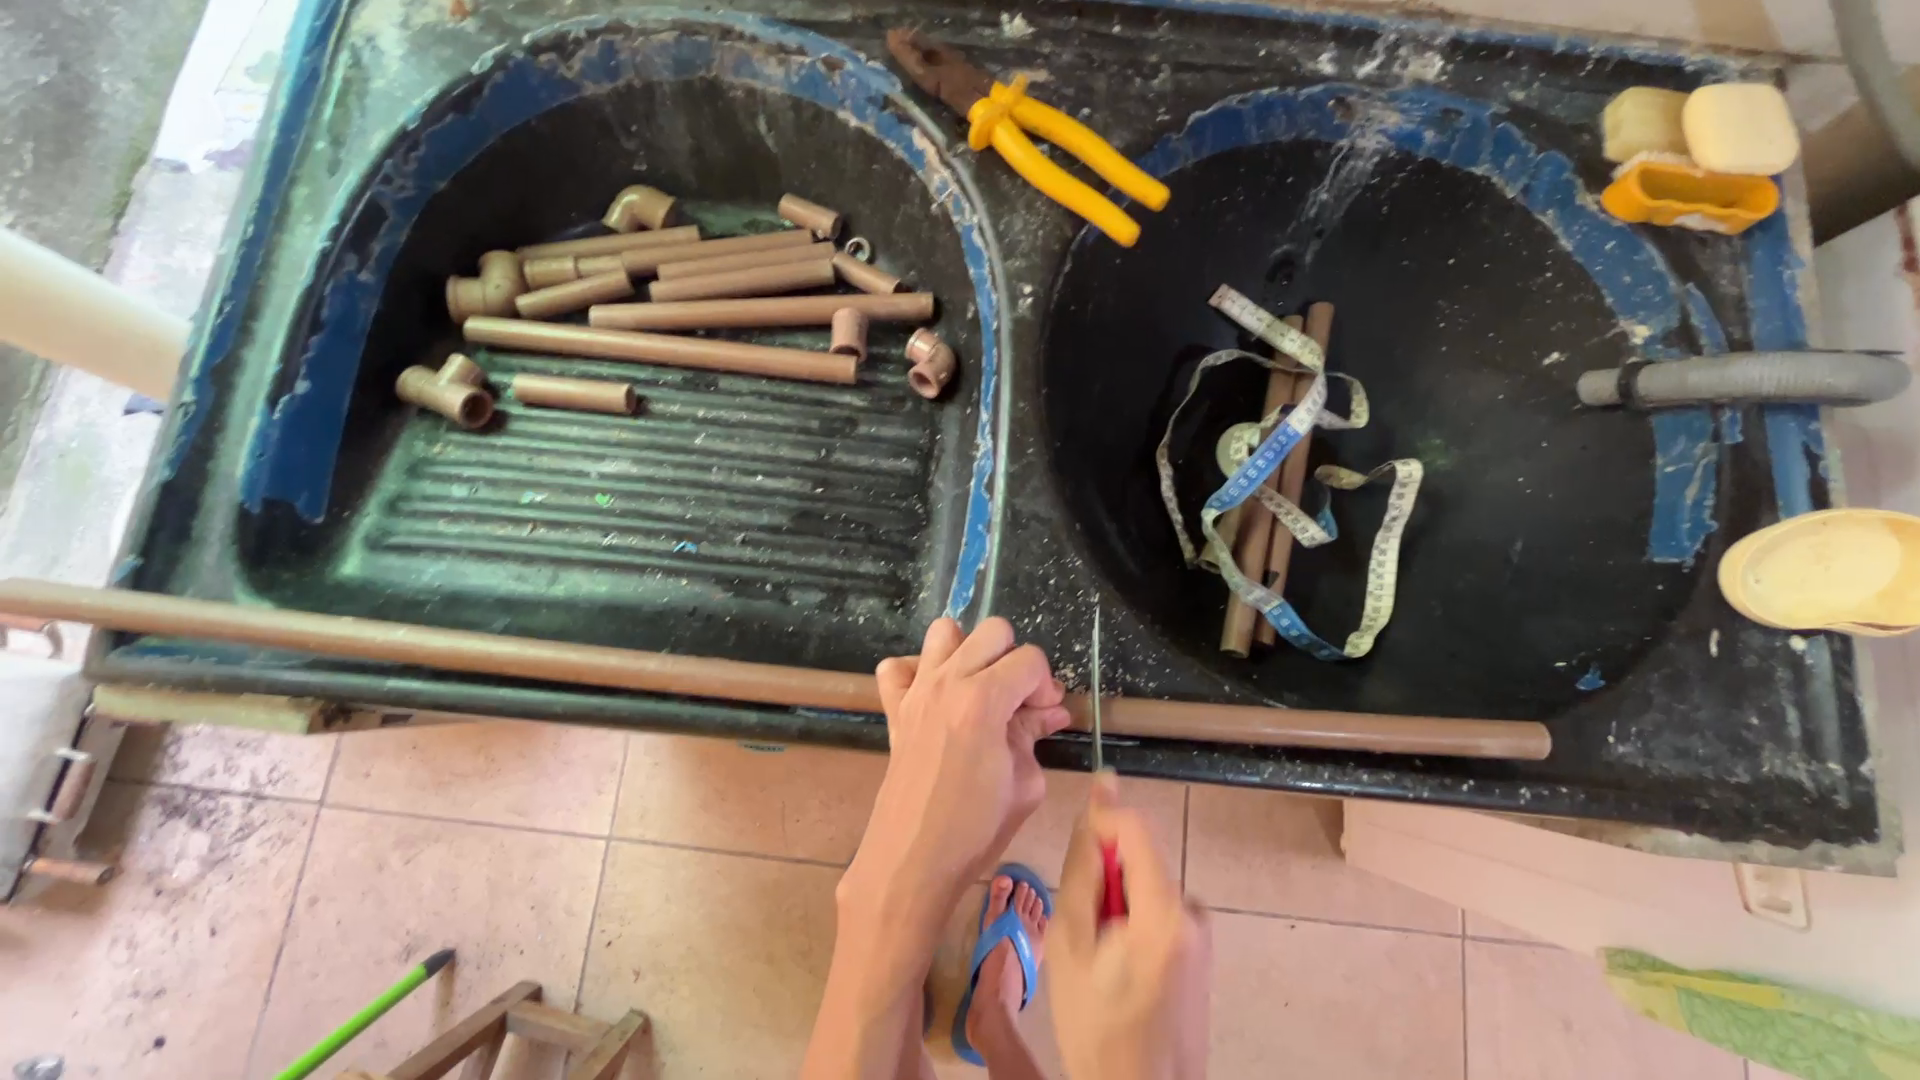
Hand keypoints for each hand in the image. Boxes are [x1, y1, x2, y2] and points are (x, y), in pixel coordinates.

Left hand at [842, 617, 1070, 923]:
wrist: (914, 859)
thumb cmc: (976, 829)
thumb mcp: (1025, 783)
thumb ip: (1034, 735)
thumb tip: (1051, 711)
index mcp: (983, 700)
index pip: (1030, 659)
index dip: (1046, 684)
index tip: (1046, 715)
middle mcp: (947, 682)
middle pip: (992, 631)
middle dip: (1014, 660)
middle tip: (1019, 701)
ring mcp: (916, 691)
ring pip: (944, 631)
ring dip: (968, 652)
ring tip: (979, 689)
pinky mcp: (894, 708)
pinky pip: (896, 666)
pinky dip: (917, 672)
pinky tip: (936, 698)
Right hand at [1050, 773, 1212, 1079]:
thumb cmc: (1096, 1026)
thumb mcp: (1070, 945)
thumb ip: (1083, 872)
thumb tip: (1093, 811)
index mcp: (1164, 910)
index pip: (1136, 825)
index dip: (1102, 812)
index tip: (1075, 823)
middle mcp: (1194, 912)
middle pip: (1140, 858)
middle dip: (1104, 874)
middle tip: (1078, 922)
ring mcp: (1204, 934)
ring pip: (1146, 887)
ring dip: (1117, 902)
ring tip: (1096, 955)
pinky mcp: (1202, 953)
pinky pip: (1159, 913)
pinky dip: (1134, 923)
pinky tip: (1119, 969)